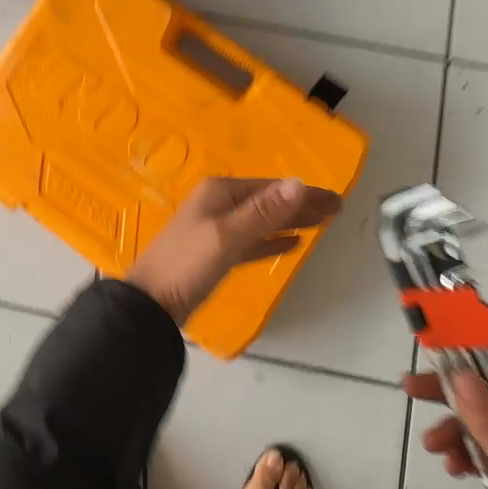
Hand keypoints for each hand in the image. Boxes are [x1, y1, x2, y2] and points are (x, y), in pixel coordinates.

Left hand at [127, 177, 342, 324]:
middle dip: (302, 204)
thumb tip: (299, 184)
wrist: (149, 304)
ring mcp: (215, 228)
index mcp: (220, 192)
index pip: (272, 188)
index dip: (305, 193)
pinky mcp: (215, 253)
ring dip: (291, 220)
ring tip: (322, 223)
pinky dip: (272, 239)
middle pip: (269, 201)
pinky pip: (252, 240)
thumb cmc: (188, 265)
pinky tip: (292, 243)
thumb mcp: (229, 236)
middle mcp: (218, 203)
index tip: (336, 199)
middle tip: (337, 209)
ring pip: (262, 220)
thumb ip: (265, 212)